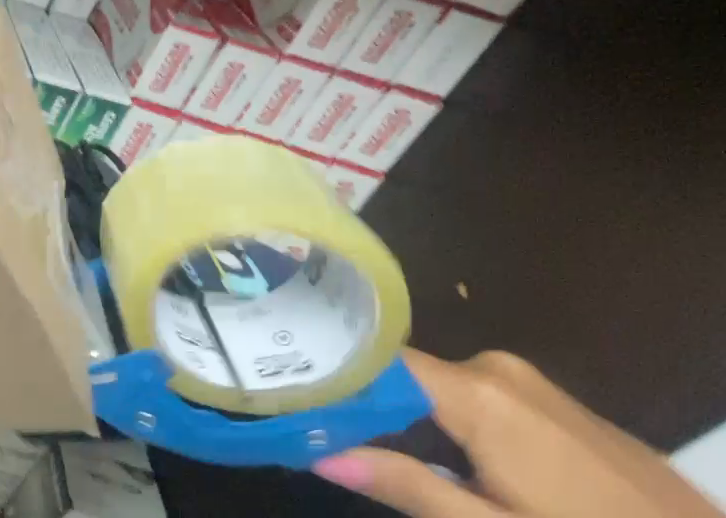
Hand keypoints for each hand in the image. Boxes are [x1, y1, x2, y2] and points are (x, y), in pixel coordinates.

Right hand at [313, 349, 720, 517]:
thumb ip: (405, 486)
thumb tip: (313, 453)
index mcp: (479, 393)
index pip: (375, 360)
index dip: (329, 377)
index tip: (288, 395)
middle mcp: (499, 369)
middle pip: (403, 374)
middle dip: (366, 407)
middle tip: (321, 435)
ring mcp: (535, 385)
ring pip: (438, 388)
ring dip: (407, 419)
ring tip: (372, 450)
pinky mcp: (558, 406)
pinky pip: (479, 399)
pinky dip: (449, 423)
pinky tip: (443, 459)